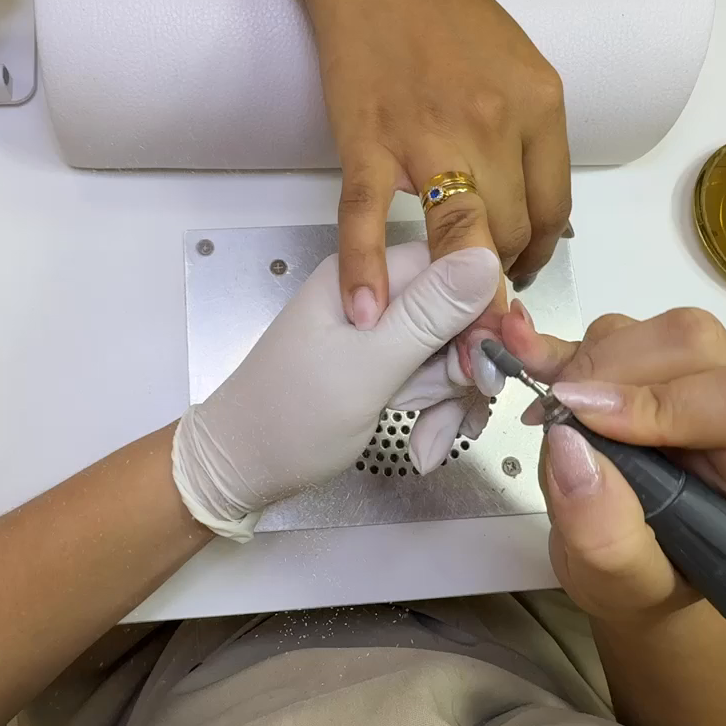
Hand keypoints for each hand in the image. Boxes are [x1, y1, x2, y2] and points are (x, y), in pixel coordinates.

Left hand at [174, 242, 498, 538]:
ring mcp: (374, 334)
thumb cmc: (292, 417)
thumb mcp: (366, 367)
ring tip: (428, 441)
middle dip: (463, 367)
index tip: (487, 363)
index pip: (449, 265)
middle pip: (454, 313)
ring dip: (449, 399)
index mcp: (361, 276)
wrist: (239, 467)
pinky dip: (434, 412)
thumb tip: (484, 257)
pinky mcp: (377, 367)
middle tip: (456, 409)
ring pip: (447, 352)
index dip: (479, 311)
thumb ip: (428, 316)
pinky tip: (425, 445)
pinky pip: (428, 378)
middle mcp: (370, 295)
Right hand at [299, 0, 570, 332]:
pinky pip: (370, 219)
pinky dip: (366, 270)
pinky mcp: (369, 143)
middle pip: (511, 234)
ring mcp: (429, 138)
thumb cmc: (444, 9)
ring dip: (453, 290)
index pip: (553, 209)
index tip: (515, 273)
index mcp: (539, 104)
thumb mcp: (514, 62)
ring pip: (459, 239)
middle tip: (474, 296)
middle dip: (497, 277)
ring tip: (440, 315)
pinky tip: (365, 311)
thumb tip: (523, 195)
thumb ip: (527, 131)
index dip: (537, 256)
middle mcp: (495, 126)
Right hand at [501, 305, 725, 623]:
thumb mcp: (626, 585)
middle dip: (611, 371)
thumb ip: (606, 535)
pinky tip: (523, 355)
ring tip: (549, 412)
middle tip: (558, 414)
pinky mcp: (634, 368)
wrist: (629, 568)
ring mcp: (684, 377)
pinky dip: (555, 344)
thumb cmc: (644, 584)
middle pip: (691, 342)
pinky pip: (602, 334)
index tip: (582, 421)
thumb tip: (568, 445)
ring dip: (585, 361)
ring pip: (646, 329)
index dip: (659, 401)